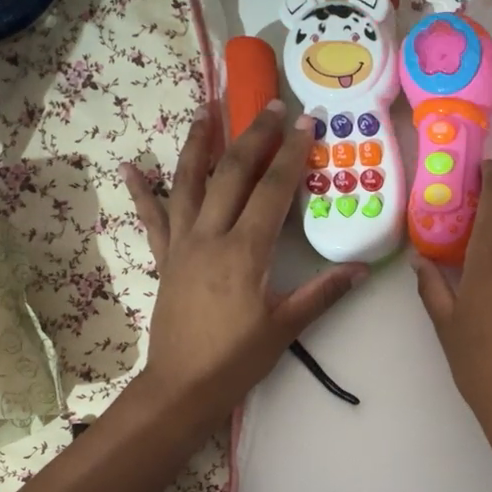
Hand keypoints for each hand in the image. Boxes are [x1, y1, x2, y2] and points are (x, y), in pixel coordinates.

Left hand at [122, 103, 368, 421]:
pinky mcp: (164, 259)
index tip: (305, 124)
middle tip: (270, 106)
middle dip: (253, 137)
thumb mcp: (287, 327)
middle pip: (231, 174)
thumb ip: (323, 294)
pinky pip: (152, 218)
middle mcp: (210, 237)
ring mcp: (181, 244)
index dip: (291, 156)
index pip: (271, 192)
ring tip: (207, 110)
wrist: (184, 386)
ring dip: (199, 144)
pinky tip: (129, 166)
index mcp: (244, 252)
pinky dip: (141, 192)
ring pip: (187, 183)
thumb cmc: (239, 359)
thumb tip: (361, 270)